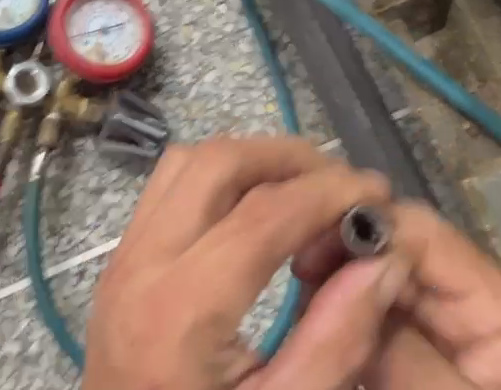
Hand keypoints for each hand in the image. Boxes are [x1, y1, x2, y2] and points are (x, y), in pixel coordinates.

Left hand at [83, 136, 396, 389]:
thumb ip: (333, 342)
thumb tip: (380, 261)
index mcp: (180, 309)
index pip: (262, 215)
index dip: (326, 193)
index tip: (375, 192)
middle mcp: (142, 262)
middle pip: (215, 164)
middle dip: (286, 159)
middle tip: (341, 182)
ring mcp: (123, 254)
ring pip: (186, 163)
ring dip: (249, 159)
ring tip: (305, 186)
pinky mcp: (119, 257)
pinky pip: (168, 185)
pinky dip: (217, 176)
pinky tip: (256, 204)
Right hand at [292, 199, 500, 389]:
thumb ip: (405, 349)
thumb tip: (341, 288)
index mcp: (496, 305)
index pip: (422, 232)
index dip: (364, 227)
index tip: (307, 253)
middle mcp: (467, 307)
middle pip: (395, 255)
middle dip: (343, 260)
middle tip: (294, 283)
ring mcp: (443, 338)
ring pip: (378, 289)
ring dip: (338, 294)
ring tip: (299, 314)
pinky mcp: (420, 365)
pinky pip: (377, 330)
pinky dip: (345, 328)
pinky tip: (316, 335)